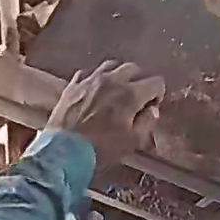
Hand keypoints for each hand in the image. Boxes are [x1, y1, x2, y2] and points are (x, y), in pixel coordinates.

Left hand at [45, 60, 164, 171]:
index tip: (151, 108)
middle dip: (140, 82)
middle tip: (137, 99)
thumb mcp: (132, 142)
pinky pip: (89, 73)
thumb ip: (147, 123)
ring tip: (118, 91)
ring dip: (119, 76)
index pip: (155, 82)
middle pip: (134, 69)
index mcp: (130, 94)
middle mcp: (111, 81)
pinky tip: (96, 92)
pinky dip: (97, 79)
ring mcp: (89, 80)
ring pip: (111, 66)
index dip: (158, 95)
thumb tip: (152, 110)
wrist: (62, 153)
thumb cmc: (100, 151)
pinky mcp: (72, 85)